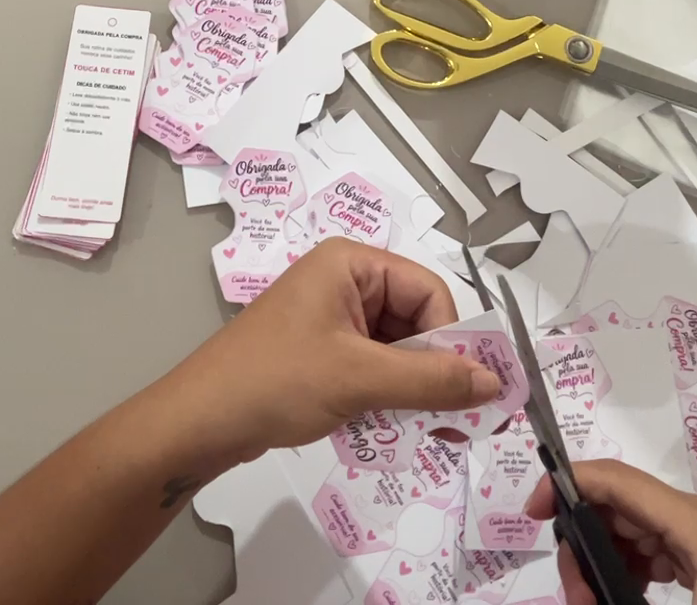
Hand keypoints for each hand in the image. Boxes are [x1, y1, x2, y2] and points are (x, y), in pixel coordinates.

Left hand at [161, 239, 500, 460]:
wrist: (201, 421)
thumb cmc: (278, 381)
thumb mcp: (359, 378)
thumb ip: (431, 381)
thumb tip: (495, 383)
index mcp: (351, 263)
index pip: (427, 290)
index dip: (452, 338)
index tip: (469, 391)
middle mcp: (345, 281)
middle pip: (415, 319)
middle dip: (435, 370)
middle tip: (459, 423)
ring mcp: (332, 316)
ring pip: (397, 348)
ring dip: (414, 389)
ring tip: (431, 433)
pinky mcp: (324, 349)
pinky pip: (374, 365)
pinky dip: (389, 394)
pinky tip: (396, 428)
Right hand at [527, 460, 696, 604]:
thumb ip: (620, 595)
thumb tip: (579, 590)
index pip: (620, 481)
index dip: (567, 484)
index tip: (532, 510)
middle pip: (626, 503)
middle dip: (585, 538)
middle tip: (573, 589)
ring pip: (640, 522)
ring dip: (606, 553)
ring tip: (591, 595)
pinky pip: (663, 541)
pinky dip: (634, 561)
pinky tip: (623, 590)